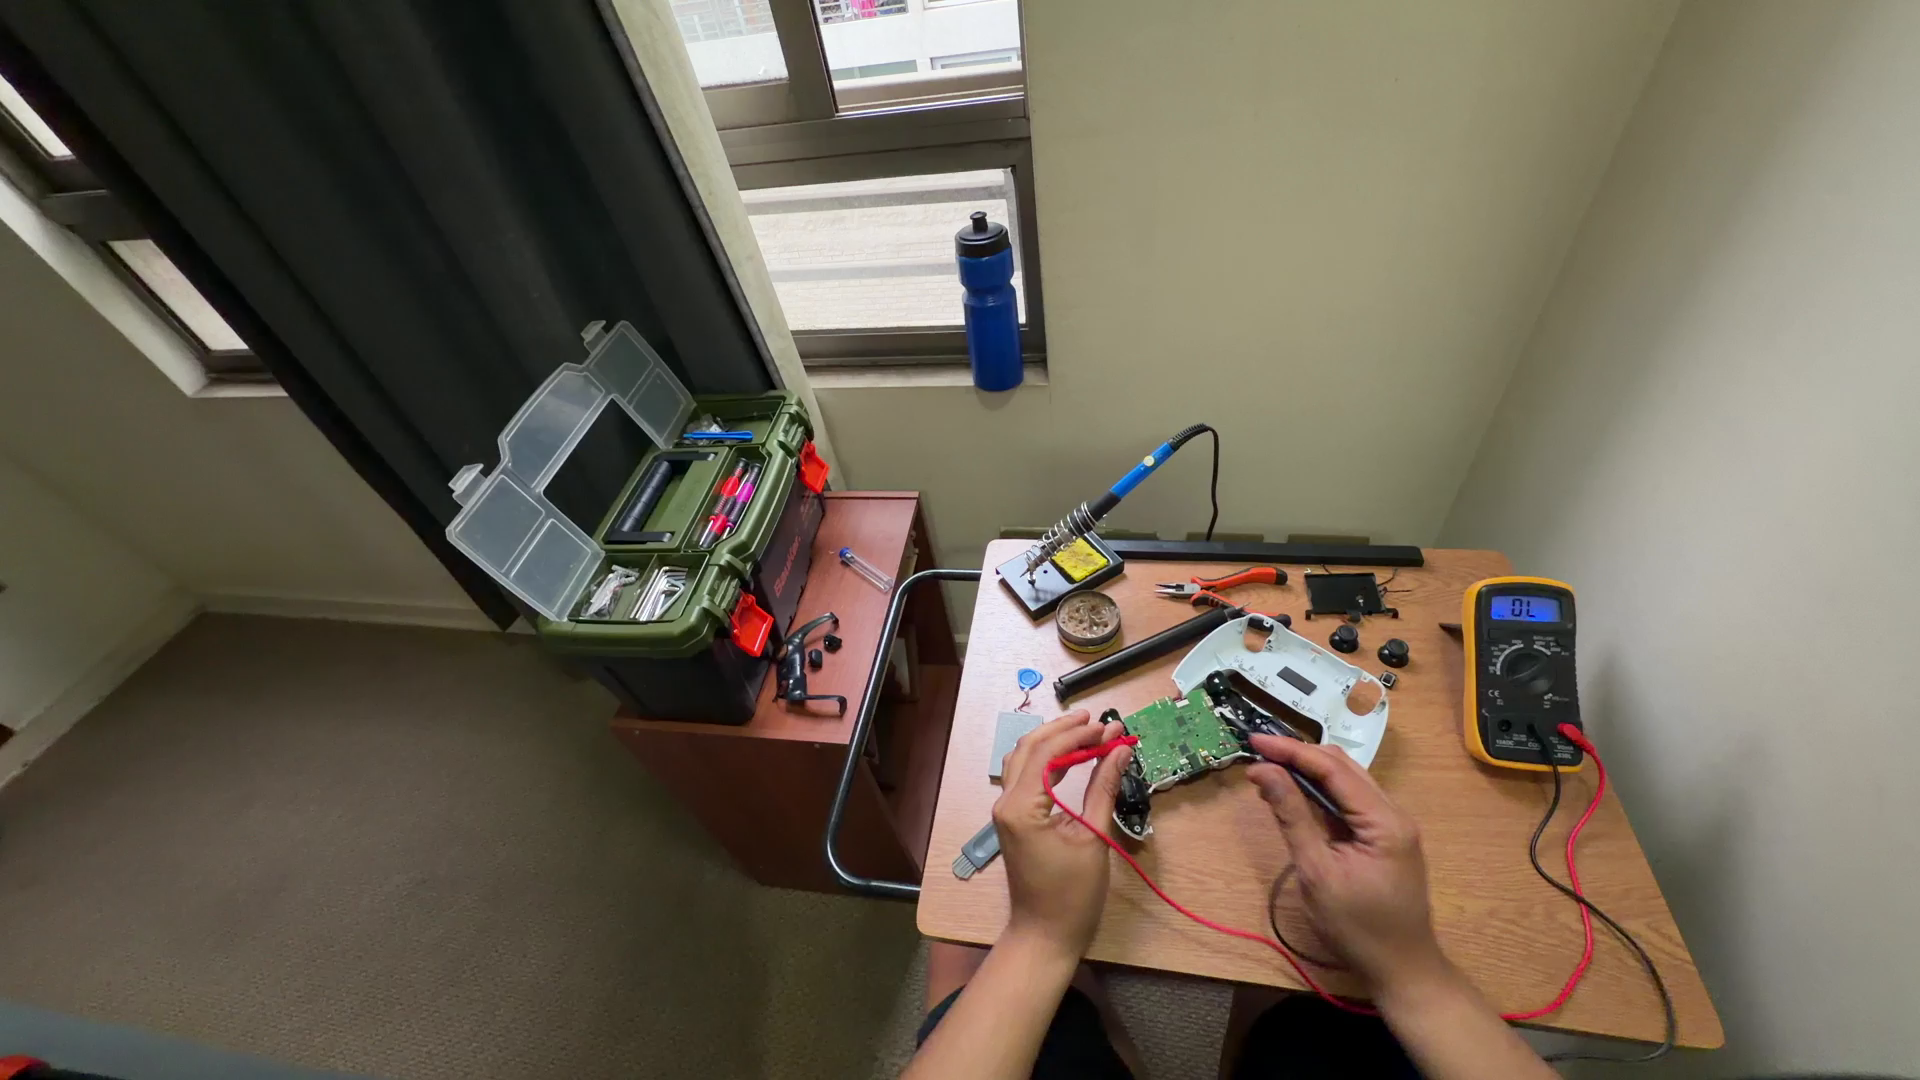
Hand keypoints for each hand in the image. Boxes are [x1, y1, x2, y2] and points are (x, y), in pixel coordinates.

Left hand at [992, 710, 1133, 959]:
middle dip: (1063, 729)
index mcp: (1022, 806)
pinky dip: (1045, 759)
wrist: (1044, 935)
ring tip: (1084, 730)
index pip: (1047, 752)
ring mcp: (1005, 809)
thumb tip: (1120, 749)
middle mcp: (1006, 801)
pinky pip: (1023, 775)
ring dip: (1051, 740)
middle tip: (1095, 720)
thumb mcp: (1094, 838)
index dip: (1078, 735)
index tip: (1110, 728)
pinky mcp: (1012, 817)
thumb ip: (1104, 788)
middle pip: (1029, 747)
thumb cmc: (1073, 895)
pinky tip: (1068, 756)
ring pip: (1022, 758)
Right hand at [1246, 736, 1446, 996]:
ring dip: (1306, 769)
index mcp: (1384, 821)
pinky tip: (1292, 793)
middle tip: (1257, 753)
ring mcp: (1390, 823)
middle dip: (1298, 754)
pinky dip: (1317, 790)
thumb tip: (1263, 770)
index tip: (1254, 741)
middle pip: (1341, 766)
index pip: (1332, 769)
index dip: (1291, 750)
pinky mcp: (1381, 834)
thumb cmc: (1357, 927)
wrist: (1402, 970)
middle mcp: (1393, 812)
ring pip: (1344, 778)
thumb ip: (1291, 815)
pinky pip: (1347, 799)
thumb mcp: (1316, 872)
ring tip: (1268, 769)